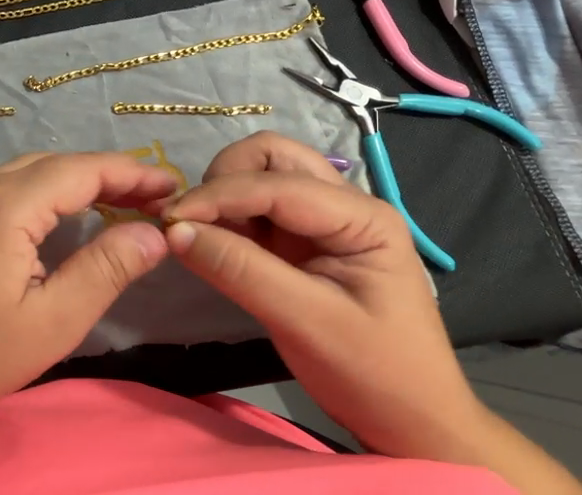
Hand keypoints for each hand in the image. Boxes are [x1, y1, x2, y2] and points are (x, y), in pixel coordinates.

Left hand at [0, 151, 178, 431]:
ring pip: (38, 171)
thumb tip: (155, 233)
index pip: (81, 171)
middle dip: (112, 175)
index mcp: (6, 204)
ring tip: (132, 202)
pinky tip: (80, 212)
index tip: (176, 186)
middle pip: (60, 164)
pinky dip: (56, 191)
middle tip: (161, 198)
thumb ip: (106, 269)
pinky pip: (18, 185)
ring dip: (84, 181)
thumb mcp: (53, 320)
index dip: (132, 173)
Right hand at [163, 133, 486, 457]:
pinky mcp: (302, 241)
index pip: (277, 183)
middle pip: (270, 156)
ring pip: (260, 173)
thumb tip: (173, 231)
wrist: (413, 425)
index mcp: (362, 216)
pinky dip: (227, 216)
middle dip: (224, 180)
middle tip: (191, 223)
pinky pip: (256, 208)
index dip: (218, 195)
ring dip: (223, 195)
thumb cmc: (374, 375)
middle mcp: (344, 204)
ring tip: (201, 236)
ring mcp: (322, 220)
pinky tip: (213, 245)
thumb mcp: (307, 323)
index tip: (168, 221)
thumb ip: (240, 271)